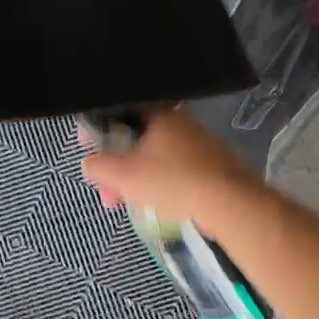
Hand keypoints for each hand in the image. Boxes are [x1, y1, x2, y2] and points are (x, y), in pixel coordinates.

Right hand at [80, 107, 264, 232]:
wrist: (229, 203)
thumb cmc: (170, 181)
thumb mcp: (122, 175)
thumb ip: (98, 166)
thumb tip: (89, 162)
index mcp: (160, 115)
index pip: (120, 114)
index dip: (99, 131)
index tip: (89, 151)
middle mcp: (182, 123)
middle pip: (138, 141)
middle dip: (117, 168)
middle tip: (108, 193)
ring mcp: (202, 144)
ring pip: (157, 159)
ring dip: (137, 179)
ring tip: (130, 205)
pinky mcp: (216, 166)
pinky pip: (178, 171)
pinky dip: (161, 185)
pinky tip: (157, 205)